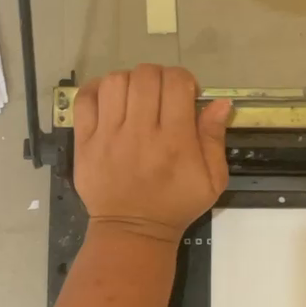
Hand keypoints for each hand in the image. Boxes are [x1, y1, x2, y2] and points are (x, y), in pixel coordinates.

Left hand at [73, 65, 232, 244]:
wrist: (133, 230)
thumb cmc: (176, 205)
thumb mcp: (212, 180)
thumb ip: (215, 139)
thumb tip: (220, 103)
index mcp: (174, 140)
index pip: (176, 82)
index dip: (183, 80)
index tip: (184, 96)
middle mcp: (140, 132)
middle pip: (145, 76)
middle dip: (158, 78)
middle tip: (160, 97)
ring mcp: (108, 136)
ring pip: (115, 81)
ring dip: (129, 83)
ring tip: (134, 100)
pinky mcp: (85, 142)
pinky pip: (85, 100)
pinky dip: (96, 91)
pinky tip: (109, 101)